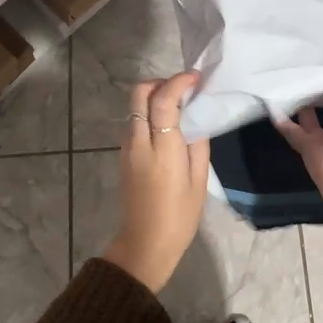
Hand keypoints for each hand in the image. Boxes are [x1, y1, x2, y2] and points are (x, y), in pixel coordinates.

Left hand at [102, 72, 209, 293]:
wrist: (144, 244)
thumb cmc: (178, 217)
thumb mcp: (199, 182)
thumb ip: (198, 144)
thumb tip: (196, 118)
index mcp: (162, 149)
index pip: (163, 101)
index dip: (178, 82)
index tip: (195, 78)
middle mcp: (139, 142)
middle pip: (139, 94)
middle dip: (160, 82)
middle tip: (182, 89)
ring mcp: (126, 148)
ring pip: (134, 107)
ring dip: (153, 97)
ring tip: (178, 107)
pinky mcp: (123, 155)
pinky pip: (134, 122)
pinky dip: (148, 113)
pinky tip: (166, 126)